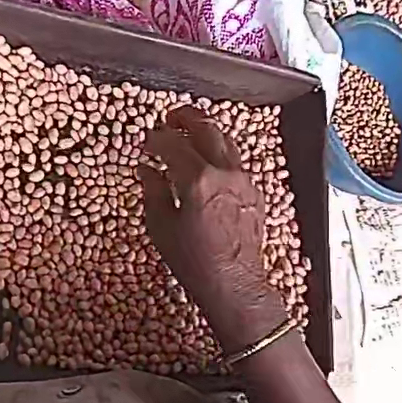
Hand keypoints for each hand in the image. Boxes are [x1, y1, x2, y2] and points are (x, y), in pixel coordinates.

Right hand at [138, 106, 288, 352]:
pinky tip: (210, 163)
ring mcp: (244, 182)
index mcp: (198, 180)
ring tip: (191, 134)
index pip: (172, 143)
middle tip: (170, 119)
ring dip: (207, 132)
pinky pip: (237, 162)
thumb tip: (148, 170)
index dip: (155, 138)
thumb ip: (154, 191)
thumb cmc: (195, 262)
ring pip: (227, 141)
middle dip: (186, 118)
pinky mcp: (255, 194)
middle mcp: (225, 174)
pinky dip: (221, 154)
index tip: (146, 141)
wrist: (234, 284)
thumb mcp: (161, 227)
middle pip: (206, 129)